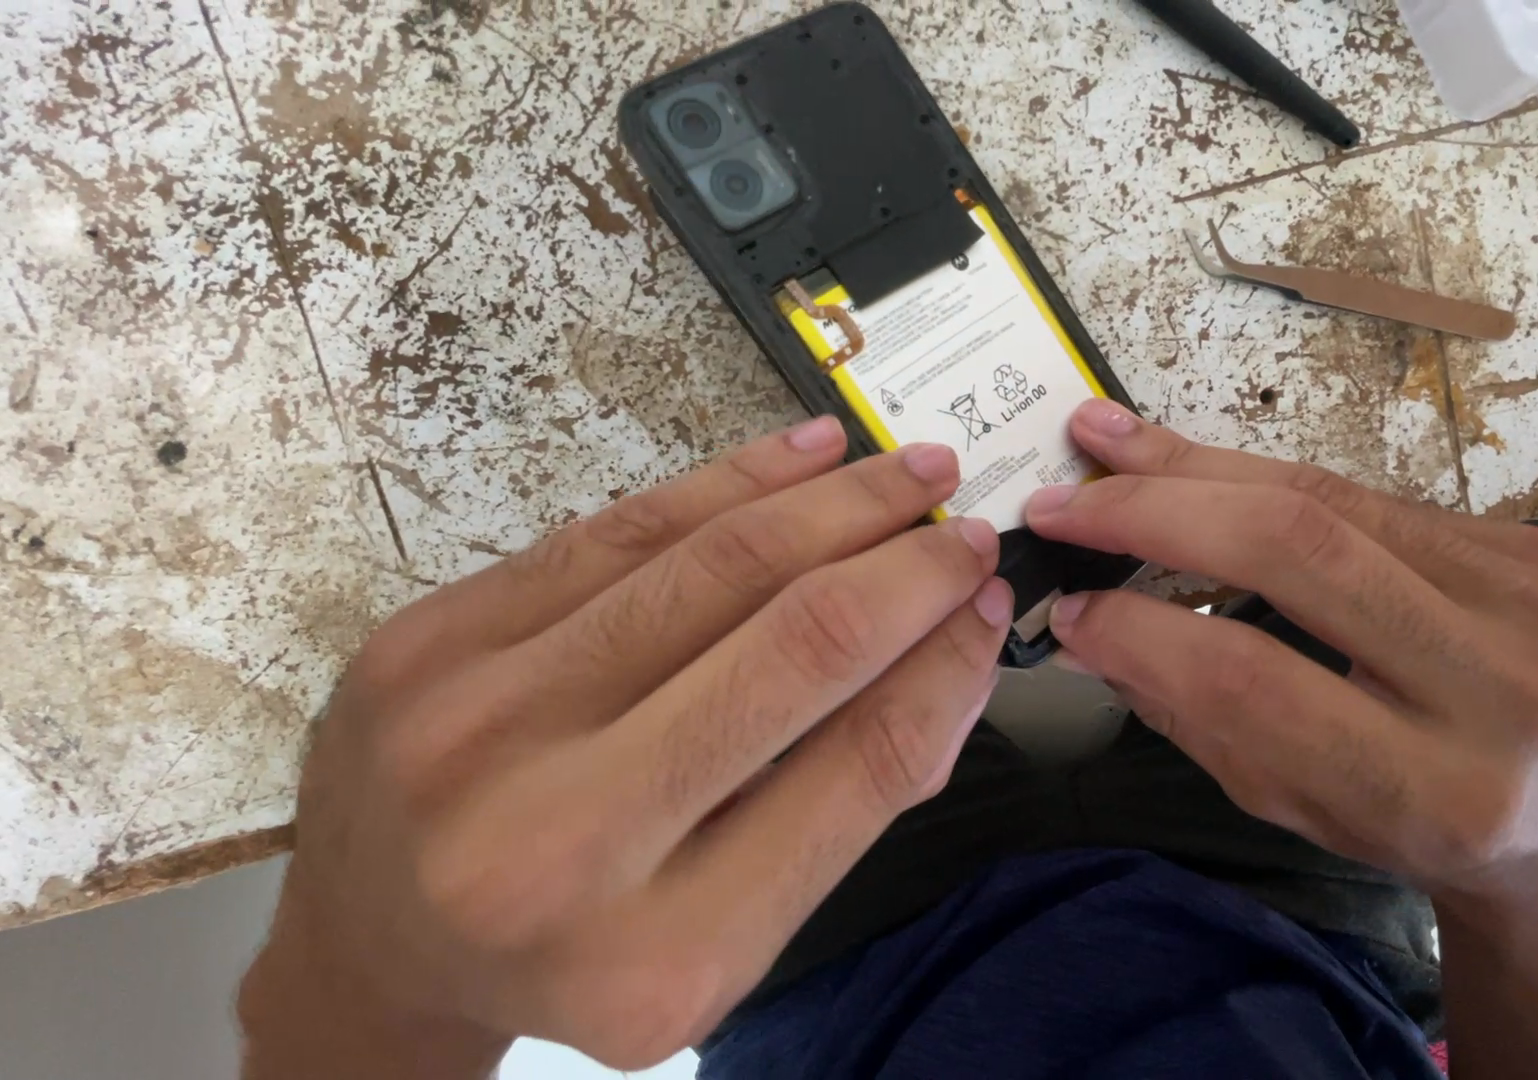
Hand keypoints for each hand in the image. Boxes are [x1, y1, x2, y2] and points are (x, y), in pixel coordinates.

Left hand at [239, 416, 1011, 1074]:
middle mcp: (561, 837)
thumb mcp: (736, 926)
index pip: (863, 764)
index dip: (948, 664)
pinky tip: (812, 451)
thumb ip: (855, 791)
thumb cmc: (587, 946)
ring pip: (715, 563)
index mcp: (664, 952)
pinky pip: (626, 526)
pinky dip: (737, 478)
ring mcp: (475, 719)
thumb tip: (956, 645)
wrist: (381, 939)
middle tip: (966, 522)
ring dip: (840, 502)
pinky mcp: (432, 636)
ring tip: (912, 467)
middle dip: (909, 565)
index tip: (990, 599)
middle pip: (796, 646)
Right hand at [1023, 400, 1537, 908]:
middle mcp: (1499, 686)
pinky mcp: (1531, 549)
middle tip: (1062, 499)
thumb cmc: (1389, 819)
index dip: (1139, 629)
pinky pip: (1356, 490)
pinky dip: (1252, 475)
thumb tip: (1080, 625)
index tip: (1065, 603)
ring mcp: (1530, 600)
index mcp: (1426, 788)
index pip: (1249, 677)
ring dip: (1190, 464)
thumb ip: (1180, 706)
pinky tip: (1182, 463)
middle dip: (1154, 511)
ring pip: (1321, 495)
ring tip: (1102, 439)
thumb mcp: (1274, 793)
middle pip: (1295, 548)